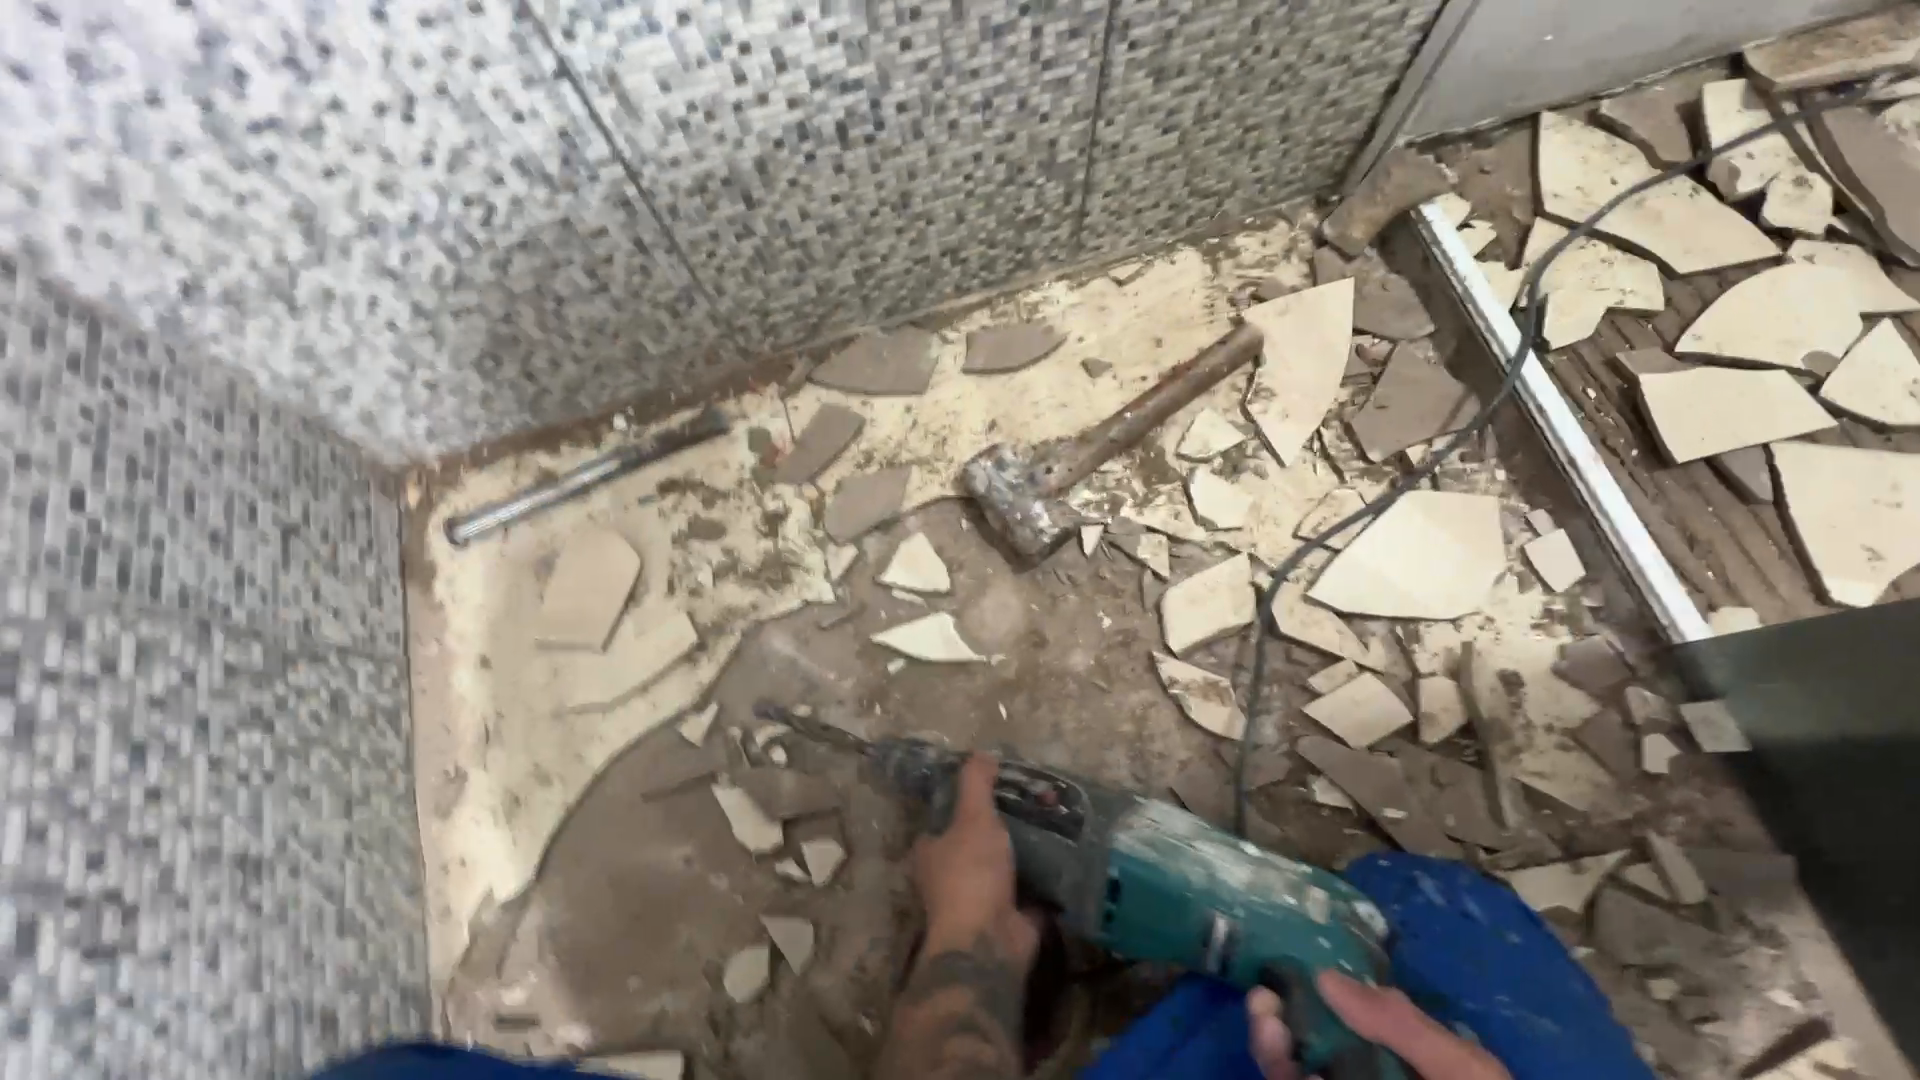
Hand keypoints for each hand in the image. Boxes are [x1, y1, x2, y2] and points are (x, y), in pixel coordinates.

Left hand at [911, 754, 1040, 969]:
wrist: (989, 943)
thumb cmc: (971, 874)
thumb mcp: (972, 818)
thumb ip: (976, 784)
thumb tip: (982, 752)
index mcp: (931, 852)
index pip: (945, 818)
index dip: (967, 800)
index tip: (998, 785)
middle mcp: (950, 877)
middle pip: (978, 842)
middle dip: (1004, 826)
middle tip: (1037, 802)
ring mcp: (981, 901)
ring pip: (1006, 867)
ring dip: (1028, 853)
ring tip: (1057, 823)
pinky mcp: (1011, 920)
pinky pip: (1032, 893)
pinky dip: (1048, 882)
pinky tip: (1070, 859)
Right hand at [1247, 970, 1510, 1079]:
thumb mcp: (1463, 1071)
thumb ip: (1401, 1025)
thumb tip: (1323, 975)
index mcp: (1400, 1061)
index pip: (1344, 1019)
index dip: (1309, 995)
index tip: (1282, 977)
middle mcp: (1367, 1078)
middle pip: (1309, 1047)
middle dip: (1278, 1022)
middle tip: (1263, 1005)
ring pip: (1294, 1075)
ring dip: (1271, 1052)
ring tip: (1268, 1030)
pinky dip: (1282, 1077)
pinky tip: (1283, 1069)